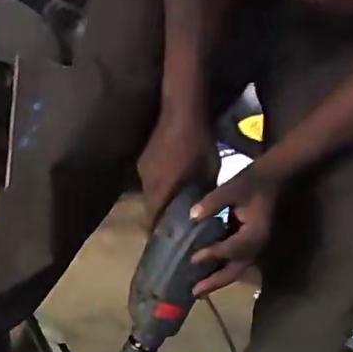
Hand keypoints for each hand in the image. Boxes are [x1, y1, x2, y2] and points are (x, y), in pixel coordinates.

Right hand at [137, 107, 216, 224]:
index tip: (165, 243)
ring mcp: (143, 170)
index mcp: (162, 190)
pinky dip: (158, 187)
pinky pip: (149, 181)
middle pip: (149, 210)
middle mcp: (147, 184)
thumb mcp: (210, 171)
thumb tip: (205, 210)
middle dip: (158, 220)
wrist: (182, 108)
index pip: (153, 222)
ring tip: (170, 206)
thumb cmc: (199, 141)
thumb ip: (204, 193)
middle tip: (170, 227)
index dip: (157, 234)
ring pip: (149, 195)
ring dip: (158, 202)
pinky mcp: (143, 159)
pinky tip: (169, 183)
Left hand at [189, 167, 276, 295]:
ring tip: (198, 290)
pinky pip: (237, 263)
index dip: (212, 254)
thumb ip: (213, 202)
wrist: (279, 177)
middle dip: (214, 283)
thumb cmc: (257, 181)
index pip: (231, 249)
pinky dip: (223, 269)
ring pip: (236, 270)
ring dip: (218, 280)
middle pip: (235, 271)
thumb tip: (191, 217)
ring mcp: (257, 248)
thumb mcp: (234, 186)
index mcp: (255, 235)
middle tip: (194, 293)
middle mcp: (258, 247)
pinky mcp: (253, 245)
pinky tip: (208, 272)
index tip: (193, 259)